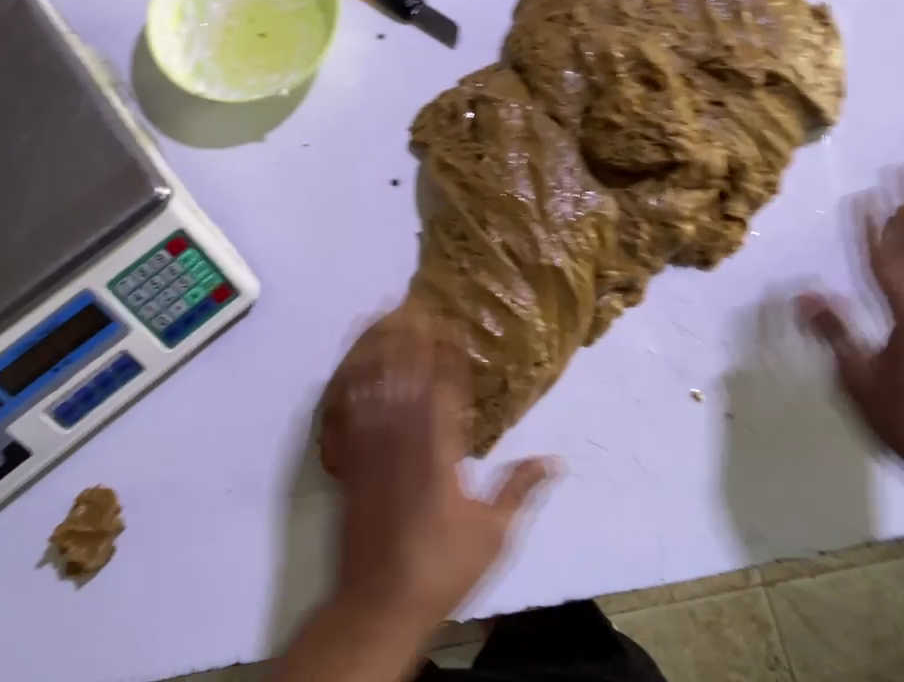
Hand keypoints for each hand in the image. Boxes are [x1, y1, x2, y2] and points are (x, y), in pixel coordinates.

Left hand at [319, 303, 555, 627]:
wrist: (381, 600)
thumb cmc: (443, 566)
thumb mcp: (494, 533)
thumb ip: (520, 489)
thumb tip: (555, 460)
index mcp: (442, 452)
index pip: (445, 388)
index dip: (446, 353)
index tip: (449, 324)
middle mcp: (404, 440)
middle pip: (404, 376)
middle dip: (408, 338)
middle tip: (409, 304)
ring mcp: (372, 450)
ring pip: (372, 388)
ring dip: (375, 351)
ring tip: (376, 318)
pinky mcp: (349, 464)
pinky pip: (347, 415)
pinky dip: (350, 386)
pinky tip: (350, 368)